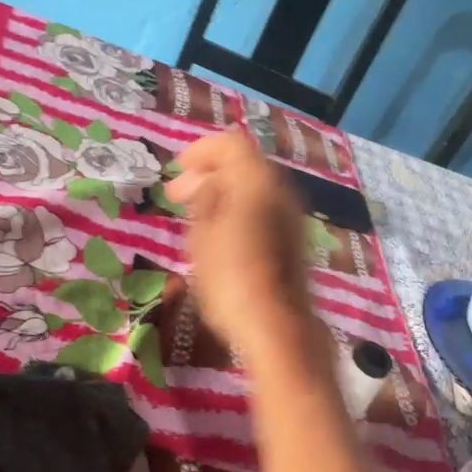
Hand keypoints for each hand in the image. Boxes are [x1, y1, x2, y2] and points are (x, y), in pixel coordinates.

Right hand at [165, 132, 319, 358]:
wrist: (276, 327)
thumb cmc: (231, 280)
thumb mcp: (203, 236)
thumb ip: (204, 199)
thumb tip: (205, 183)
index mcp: (257, 181)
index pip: (231, 144)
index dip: (201, 151)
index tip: (177, 170)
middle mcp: (281, 191)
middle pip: (245, 165)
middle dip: (210, 174)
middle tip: (179, 196)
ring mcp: (292, 216)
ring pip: (255, 190)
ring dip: (224, 195)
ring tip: (195, 218)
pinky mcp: (294, 241)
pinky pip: (263, 211)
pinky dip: (239, 212)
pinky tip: (219, 237)